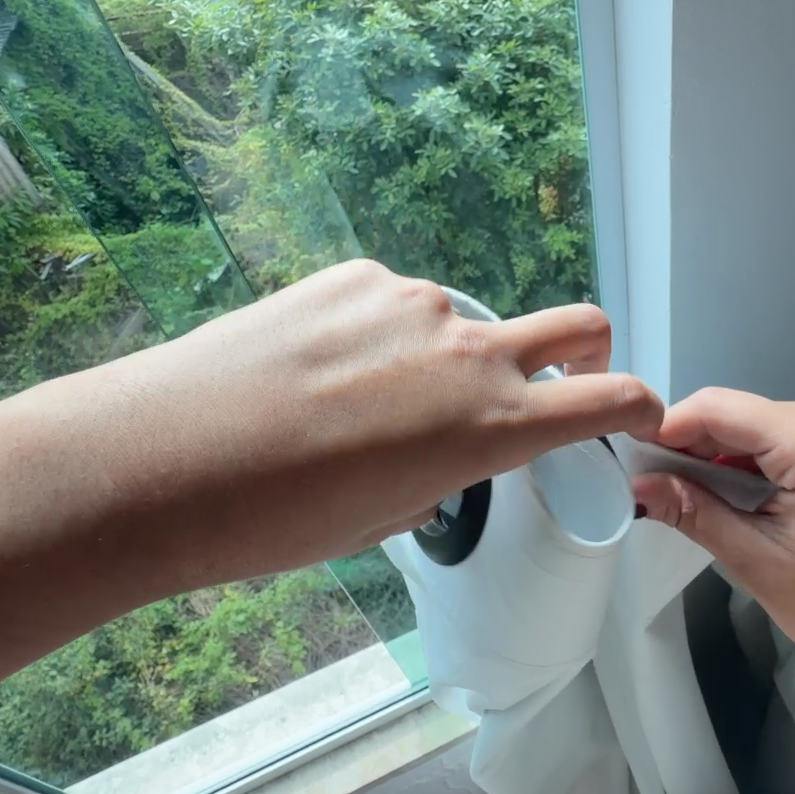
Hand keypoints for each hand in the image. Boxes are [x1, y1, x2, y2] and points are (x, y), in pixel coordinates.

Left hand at [0, 259, 663, 591]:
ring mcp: (416, 303)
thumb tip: (452, 440)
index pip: (611, 398)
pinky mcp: (358, 276)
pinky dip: (379, 334)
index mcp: (490, 425)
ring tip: (356, 397)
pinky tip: (316, 366)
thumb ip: (451, 467)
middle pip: (579, 324)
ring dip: (439, 356)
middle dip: (587, 350)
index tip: (638, 412)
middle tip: (551, 379)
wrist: (155, 463)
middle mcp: (470, 351)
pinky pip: (396, 305)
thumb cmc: (275, 518)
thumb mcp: (392, 516)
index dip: (638, 405)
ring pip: (461, 325)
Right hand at [631, 388, 794, 700]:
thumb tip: (636, 484)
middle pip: (733, 411)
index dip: (668, 428)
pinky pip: (770, 433)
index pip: (719, 408)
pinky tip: (727, 494)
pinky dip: (741, 458)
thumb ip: (691, 510)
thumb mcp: (753, 559)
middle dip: (689, 446)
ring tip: (689, 498)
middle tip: (653, 486)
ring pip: (747, 421)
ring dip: (712, 454)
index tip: (632, 459)